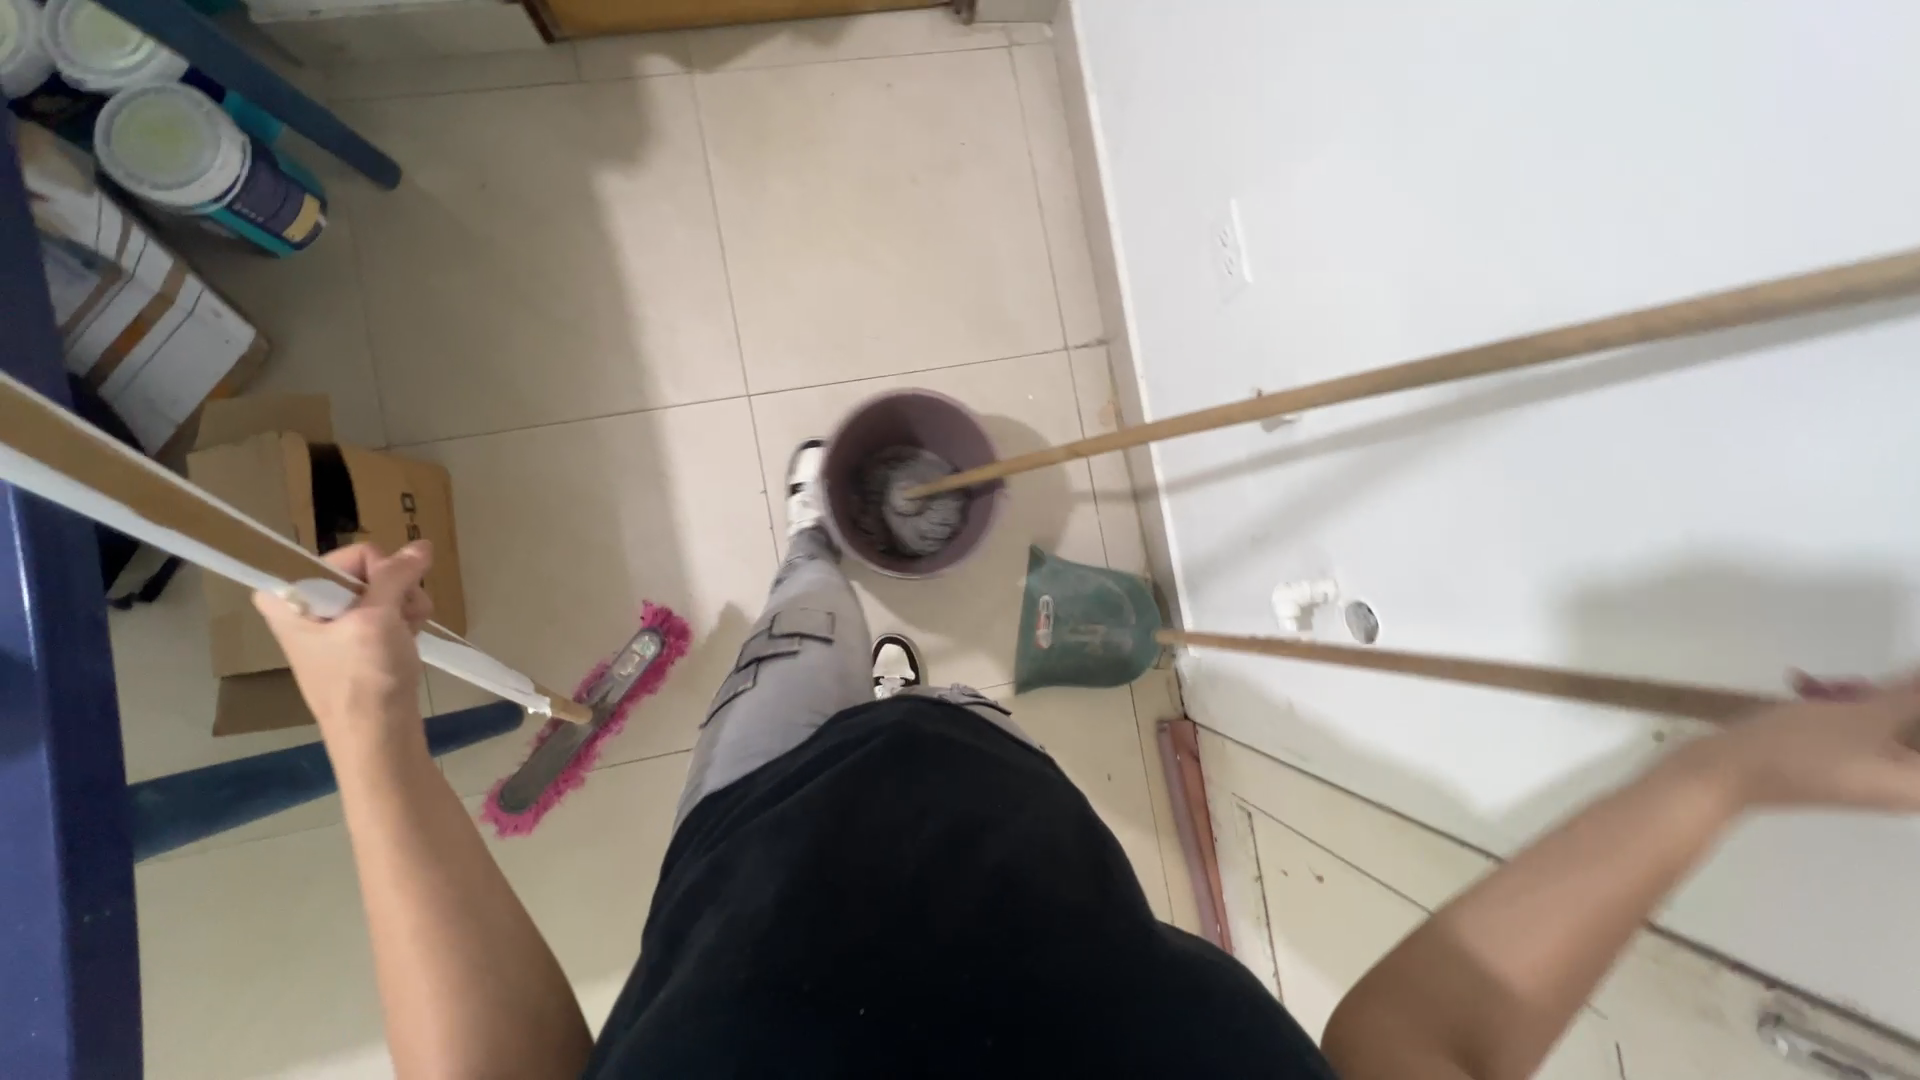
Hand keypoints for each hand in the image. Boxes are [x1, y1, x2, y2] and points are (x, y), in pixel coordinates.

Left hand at [253, 541, 433, 757]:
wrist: (377, 730)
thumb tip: (421, 545)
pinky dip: (405, 619)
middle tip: (401, 619)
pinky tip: (407, 638)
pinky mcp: (353, 637)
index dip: (379, 573)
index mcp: (288, 596)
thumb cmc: (364, 677)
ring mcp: (330, 621)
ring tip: (406, 633)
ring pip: (384, 589)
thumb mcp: (379, 619)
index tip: (385, 602)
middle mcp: (305, 603)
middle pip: (369, 571)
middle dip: (396, 591)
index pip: (350, 556)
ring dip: (406, 606)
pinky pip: (387, 608)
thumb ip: (397, 576)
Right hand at [1687, 675, 1919, 810]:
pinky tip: (1802, 689)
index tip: (1899, 683)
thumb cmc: (1797, 748)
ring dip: (1856, 699)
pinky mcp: (1834, 766)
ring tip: (1817, 681)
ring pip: (1882, 728)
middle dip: (1889, 698)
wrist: (1721, 771)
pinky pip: (1853, 735)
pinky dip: (1833, 712)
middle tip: (1855, 678)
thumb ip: (1910, 697)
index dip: (1917, 704)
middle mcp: (1905, 785)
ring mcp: (1866, 776)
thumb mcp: (1860, 717)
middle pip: (1912, 730)